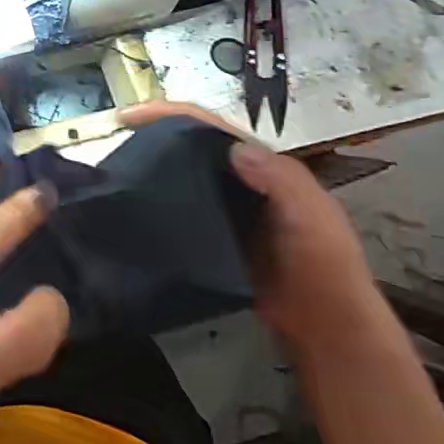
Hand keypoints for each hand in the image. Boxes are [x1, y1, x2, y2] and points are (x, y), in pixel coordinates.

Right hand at [118, 102, 379, 345]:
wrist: (327, 329)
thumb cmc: (325, 268)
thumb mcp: (313, 217)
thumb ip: (282, 180)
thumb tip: (232, 149)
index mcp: (266, 166)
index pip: (213, 128)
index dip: (173, 114)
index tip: (131, 116)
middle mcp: (244, 180)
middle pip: (194, 145)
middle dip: (157, 135)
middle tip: (117, 140)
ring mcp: (229, 210)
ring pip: (186, 175)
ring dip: (155, 166)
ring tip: (117, 169)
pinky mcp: (216, 238)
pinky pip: (184, 211)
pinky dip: (161, 202)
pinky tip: (137, 209)